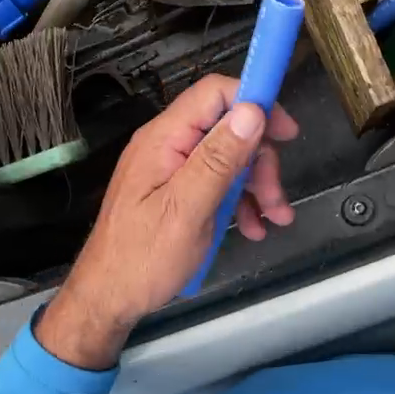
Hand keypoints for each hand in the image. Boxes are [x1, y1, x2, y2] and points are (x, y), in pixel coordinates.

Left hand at [37, 76, 299, 368]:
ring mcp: (170, 170)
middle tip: (276, 196)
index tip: (286, 132)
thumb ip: (218, 159)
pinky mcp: (175, 192)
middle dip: (259, 160)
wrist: (108, 299)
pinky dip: (239, 201)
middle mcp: (166, 146)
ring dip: (256, 186)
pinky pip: (215, 184)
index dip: (256, 104)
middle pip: (227, 129)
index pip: (215, 94)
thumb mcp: (187, 210)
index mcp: (164, 140)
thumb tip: (250, 111)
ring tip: (272, 219)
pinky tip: (252, 226)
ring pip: (227, 159)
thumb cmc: (140, 260)